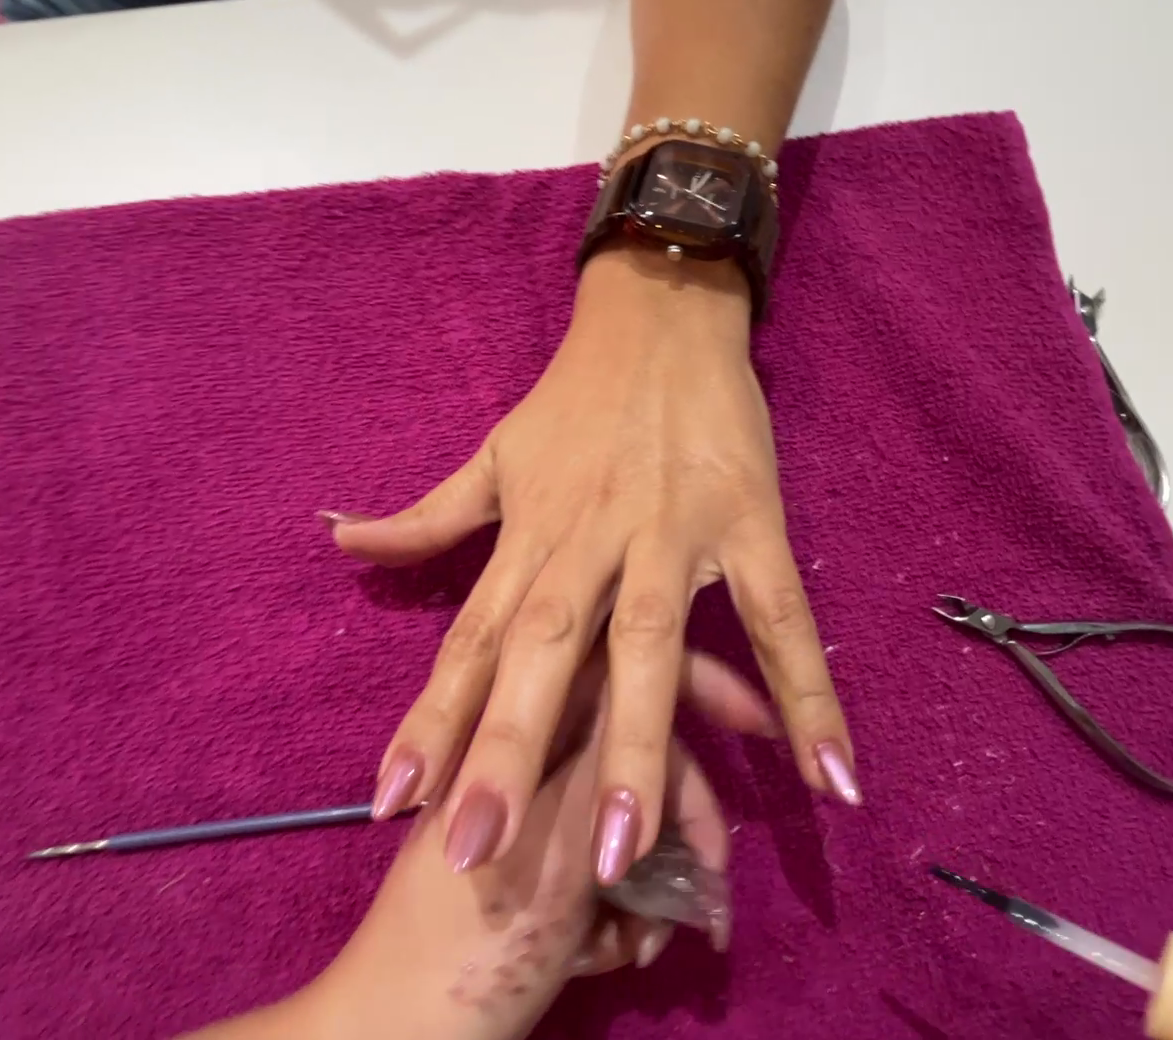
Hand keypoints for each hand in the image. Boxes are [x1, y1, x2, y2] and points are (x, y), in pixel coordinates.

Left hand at [299, 650, 735, 1039]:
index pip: (619, 674)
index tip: (759, 721)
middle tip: (715, 888)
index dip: (691, 687)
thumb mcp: (558, 840)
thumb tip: (654, 654)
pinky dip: (620, 916)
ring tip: (644, 948)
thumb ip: (606, 748)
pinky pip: (603, 873)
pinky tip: (610, 959)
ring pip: (626, 823)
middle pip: (636, 757)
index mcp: (520, 725)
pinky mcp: (537, 872)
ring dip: (654, 888)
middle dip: (683, 825)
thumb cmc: (477, 933)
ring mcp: (531, 816)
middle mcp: (528, 757)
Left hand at [331, 243, 854, 880]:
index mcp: (528, 537)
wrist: (661, 317)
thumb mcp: (492, 457)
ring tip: (618, 854)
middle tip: (472, 854)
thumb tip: (340, 543)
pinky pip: (778, 619)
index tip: (389, 800)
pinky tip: (832, 782)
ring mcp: (670, 537)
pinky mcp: (749, 524)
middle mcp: (588, 545)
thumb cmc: (573, 402)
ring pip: (646, 647)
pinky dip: (808, 694)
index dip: (427, 718)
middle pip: (539, 654)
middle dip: (504, 752)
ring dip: (634, 748)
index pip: (467, 639)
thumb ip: (424, 517)